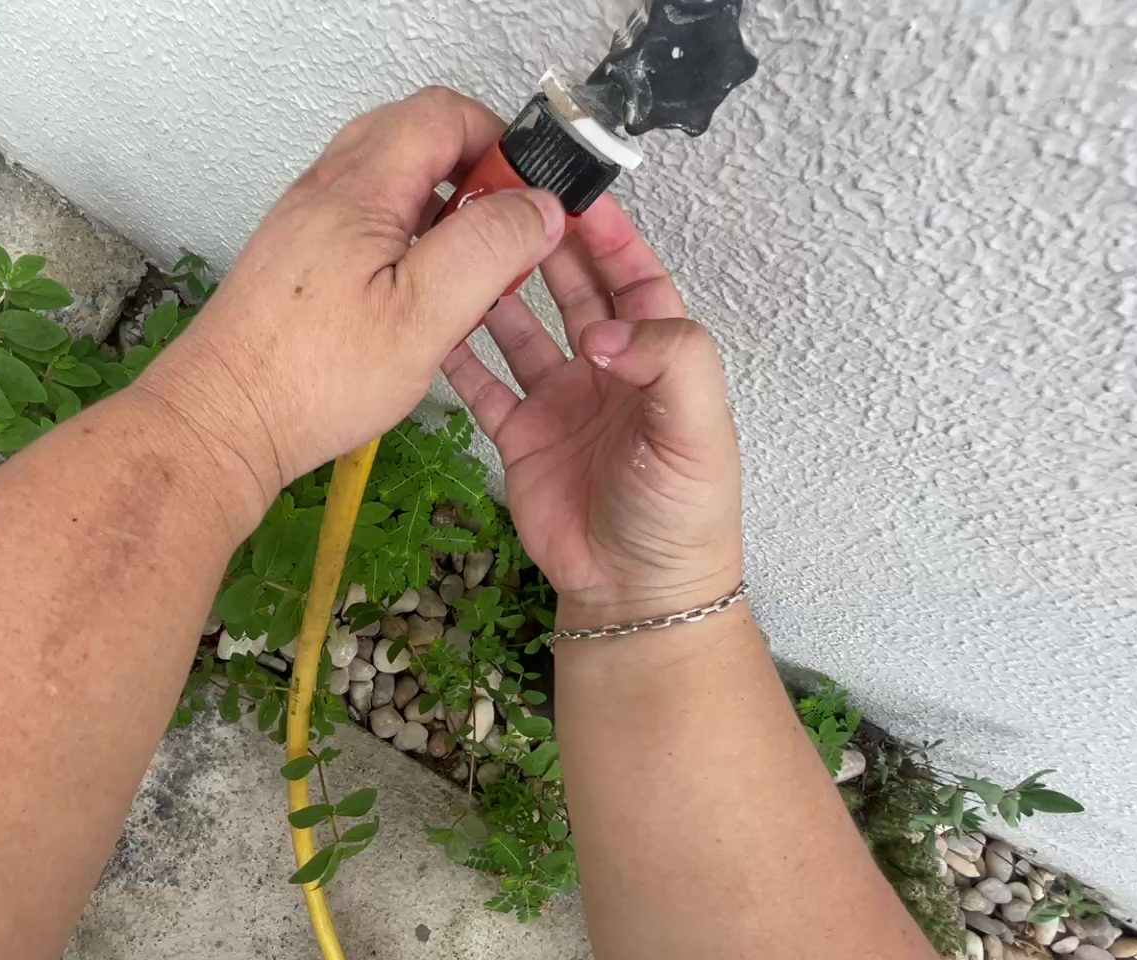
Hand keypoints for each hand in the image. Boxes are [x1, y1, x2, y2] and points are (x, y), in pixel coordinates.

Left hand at [135, 87, 566, 506]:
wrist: (224, 420)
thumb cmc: (315, 379)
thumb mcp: (423, 316)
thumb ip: (488, 248)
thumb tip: (537, 206)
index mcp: (358, 187)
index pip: (443, 114)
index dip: (497, 142)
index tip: (522, 199)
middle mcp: (321, 191)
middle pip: (410, 139)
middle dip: (466, 174)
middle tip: (492, 233)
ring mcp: (301, 225)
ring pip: (383, 184)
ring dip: (431, 210)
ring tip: (454, 273)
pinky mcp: (291, 263)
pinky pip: (356, 224)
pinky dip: (396, 240)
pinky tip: (406, 295)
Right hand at [440, 196, 743, 627]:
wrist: (630, 584)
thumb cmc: (679, 507)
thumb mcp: (697, 427)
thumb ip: (669, 360)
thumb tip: (602, 330)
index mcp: (657, 358)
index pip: (635, 280)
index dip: (609, 238)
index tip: (575, 198)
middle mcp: (605, 371)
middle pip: (573, 295)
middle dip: (545, 252)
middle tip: (508, 210)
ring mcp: (557, 402)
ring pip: (521, 335)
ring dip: (497, 298)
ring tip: (464, 258)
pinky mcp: (519, 436)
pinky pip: (485, 389)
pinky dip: (462, 361)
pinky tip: (439, 331)